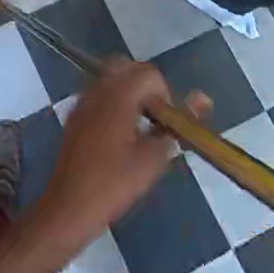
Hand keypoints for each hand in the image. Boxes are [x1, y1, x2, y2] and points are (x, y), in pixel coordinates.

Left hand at [30, 61, 209, 249]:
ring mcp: (81, 102)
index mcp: (116, 97)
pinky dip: (112, 101)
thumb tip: (203, 98)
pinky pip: (97, 94)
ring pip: (109, 78)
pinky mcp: (74, 116)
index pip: (148, 73)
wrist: (70, 205)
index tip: (167, 121)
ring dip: (128, 92)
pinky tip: (119, 133)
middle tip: (155, 117)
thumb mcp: (154, 158)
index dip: (165, 93)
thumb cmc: (114, 184)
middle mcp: (96, 91)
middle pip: (126, 67)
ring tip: (139, 126)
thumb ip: (178, 124)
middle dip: (145, 86)